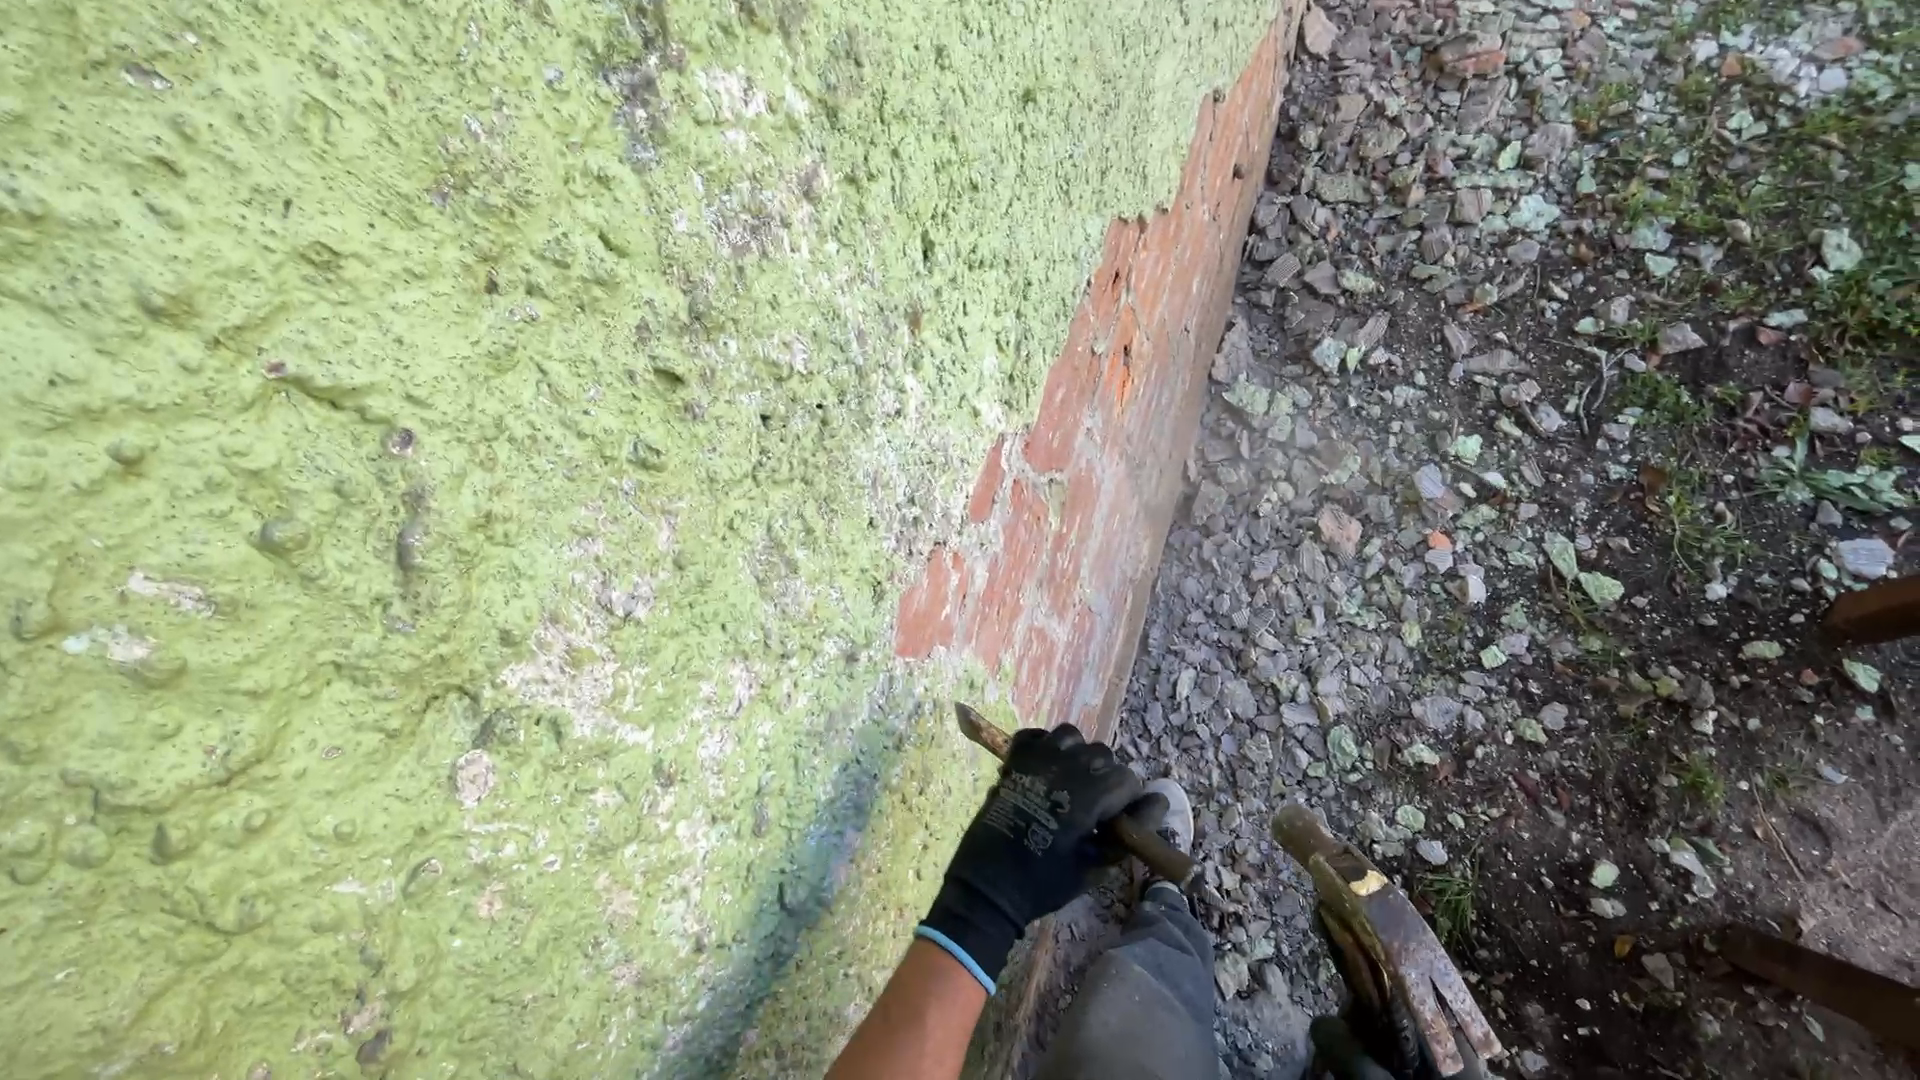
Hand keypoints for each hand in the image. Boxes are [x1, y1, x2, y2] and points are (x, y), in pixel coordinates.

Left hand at [916, 724, 1165, 992]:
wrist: (988, 883)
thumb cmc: (1045, 881)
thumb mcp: (1095, 865)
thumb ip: (1131, 831)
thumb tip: (1159, 802)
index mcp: (1088, 794)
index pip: (1127, 778)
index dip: (1125, 800)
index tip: (1113, 819)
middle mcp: (1065, 766)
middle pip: (1102, 754)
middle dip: (1104, 777)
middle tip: (1091, 806)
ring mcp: (1036, 758)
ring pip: (1071, 737)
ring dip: (1076, 756)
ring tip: (1069, 783)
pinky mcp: (1013, 758)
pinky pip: (1036, 736)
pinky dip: (1044, 747)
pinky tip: (1044, 771)